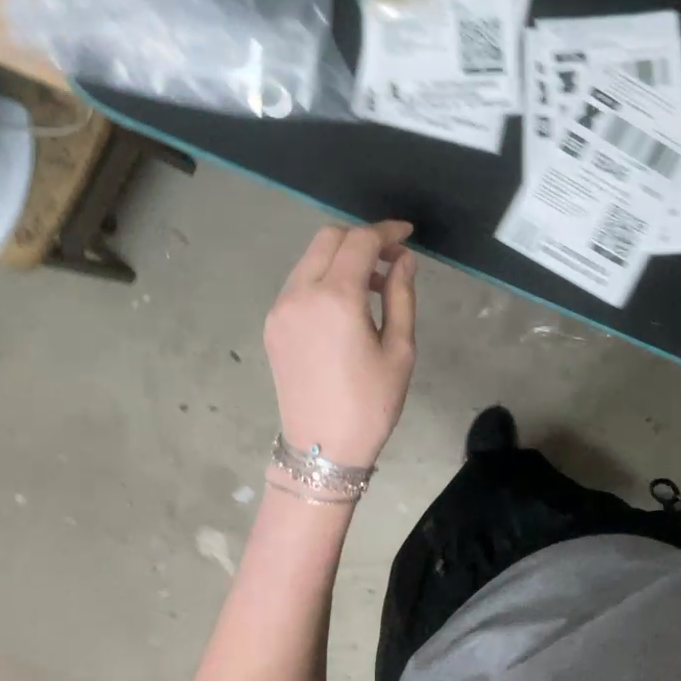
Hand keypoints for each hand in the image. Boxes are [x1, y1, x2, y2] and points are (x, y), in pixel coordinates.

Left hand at [264, 221, 417, 468]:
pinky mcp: (273, 325)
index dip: (386, 233)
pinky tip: (348, 304)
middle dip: (361, 239)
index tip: (408, 235)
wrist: (323, 447)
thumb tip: (404, 261)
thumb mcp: (399, 350)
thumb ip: (401, 297)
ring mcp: (280, 309)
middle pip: (327, 239)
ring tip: (374, 285)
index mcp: (335, 299)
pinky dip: (325, 278)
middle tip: (393, 260)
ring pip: (309, 259)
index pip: (359, 243)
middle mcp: (299, 294)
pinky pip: (299, 283)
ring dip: (342, 258)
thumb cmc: (371, 404)